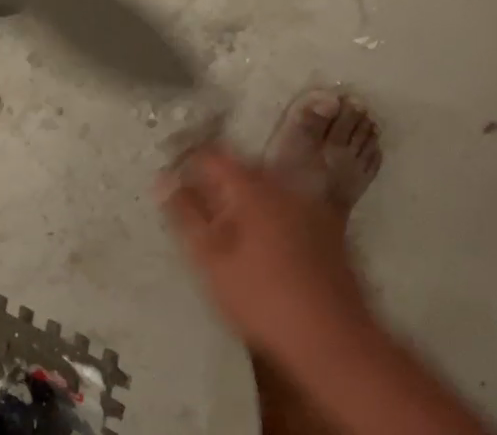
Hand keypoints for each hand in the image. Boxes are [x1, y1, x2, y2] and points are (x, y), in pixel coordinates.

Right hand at [157, 145, 374, 363]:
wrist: (333, 343)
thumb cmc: (261, 297)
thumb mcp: (209, 257)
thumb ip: (183, 213)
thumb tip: (163, 179)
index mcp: (253, 187)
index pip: (212, 155)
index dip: (188, 162)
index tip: (172, 181)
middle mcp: (285, 187)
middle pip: (243, 168)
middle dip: (218, 181)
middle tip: (197, 207)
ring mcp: (313, 208)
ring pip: (269, 188)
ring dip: (245, 198)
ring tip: (228, 226)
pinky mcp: (331, 233)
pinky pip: (290, 208)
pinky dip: (271, 215)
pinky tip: (264, 243)